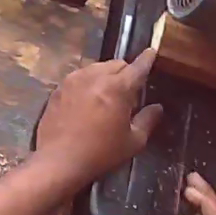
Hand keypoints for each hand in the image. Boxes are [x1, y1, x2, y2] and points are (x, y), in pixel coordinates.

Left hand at [33, 51, 163, 189]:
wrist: (58, 162)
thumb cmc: (100, 154)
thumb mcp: (133, 142)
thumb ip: (148, 120)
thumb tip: (157, 108)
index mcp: (118, 87)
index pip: (138, 67)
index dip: (147, 59)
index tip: (152, 52)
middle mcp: (95, 76)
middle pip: (117, 64)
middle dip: (126, 73)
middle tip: (128, 92)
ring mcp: (74, 80)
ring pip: (97, 68)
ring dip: (106, 76)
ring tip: (107, 97)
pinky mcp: (59, 88)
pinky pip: (80, 77)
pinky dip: (89, 83)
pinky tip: (87, 102)